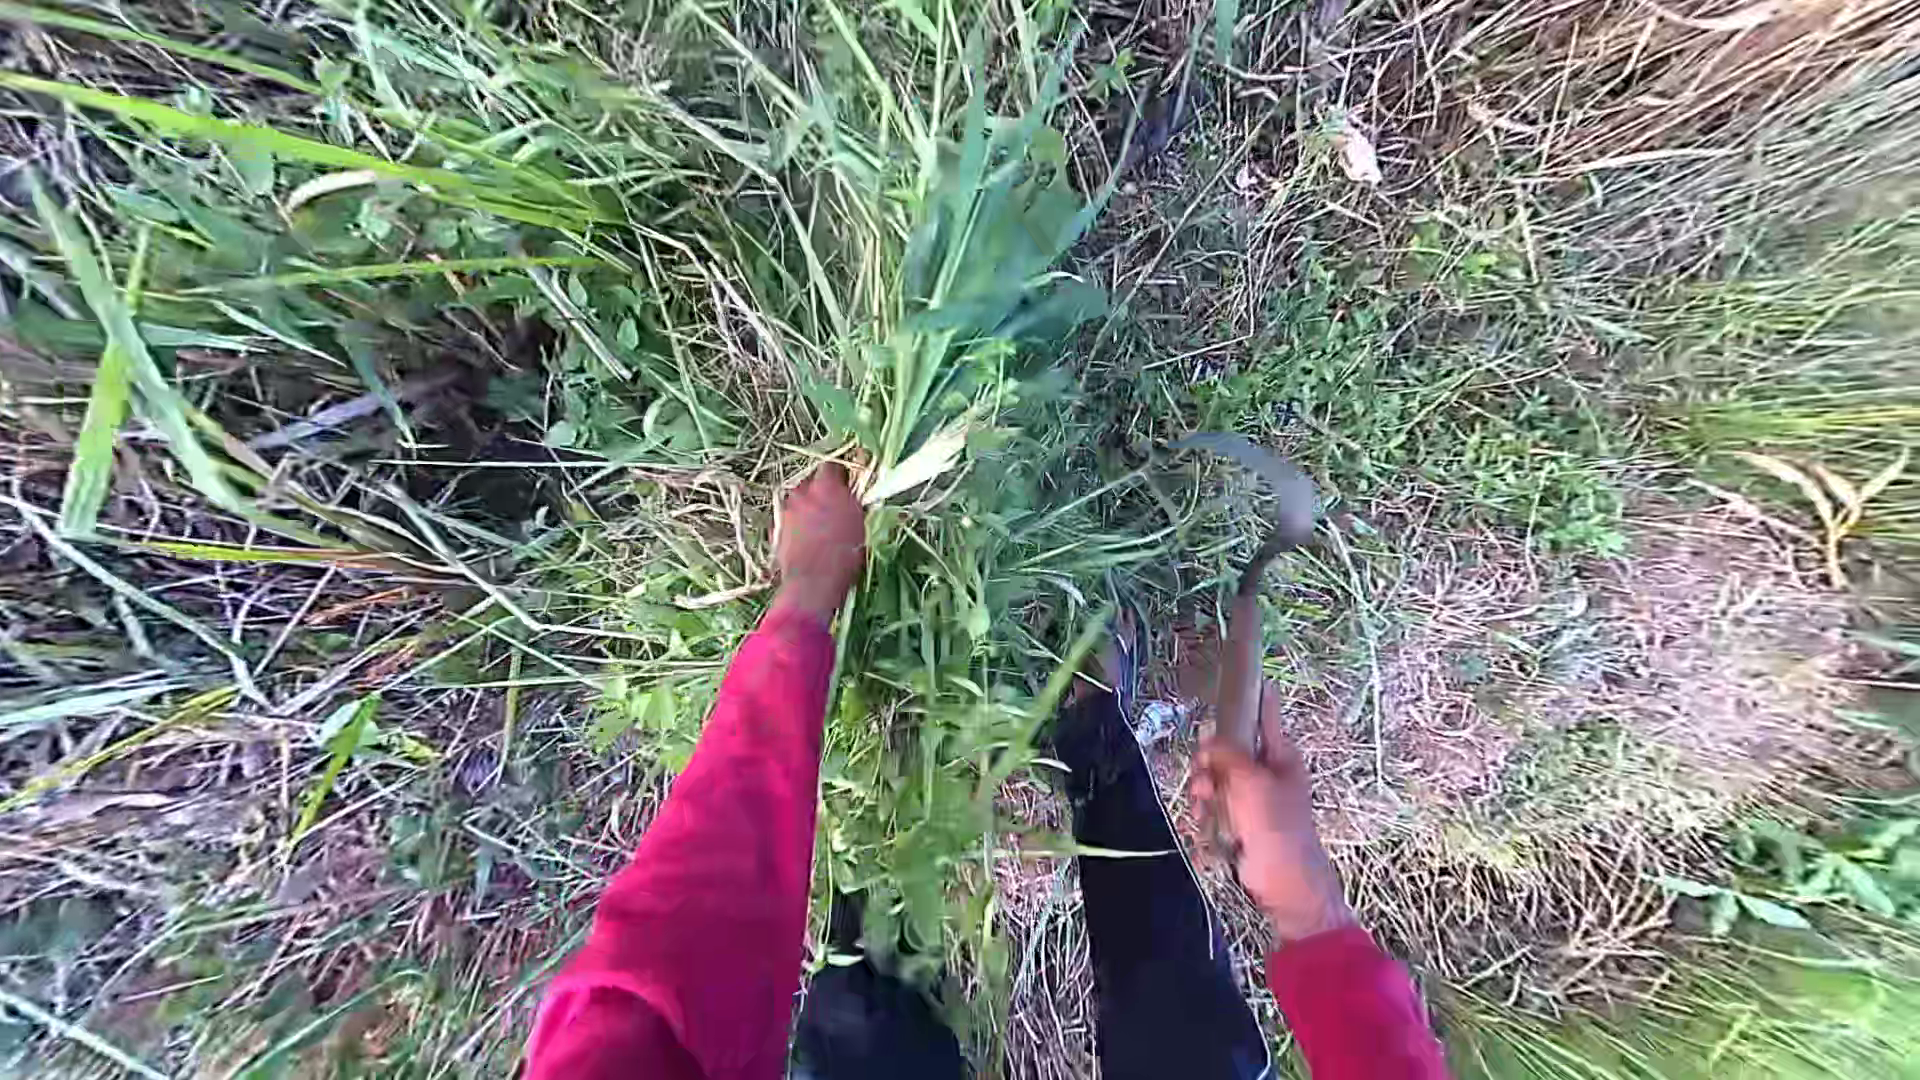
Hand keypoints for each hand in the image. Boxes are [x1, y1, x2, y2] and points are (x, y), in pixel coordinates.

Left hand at [770, 462, 864, 623]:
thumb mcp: (859, 525)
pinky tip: (809, 541)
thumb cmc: (844, 555)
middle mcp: (803, 493)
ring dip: (809, 509)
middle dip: (822, 492)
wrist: (813, 583)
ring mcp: (786, 511)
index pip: (832, 466)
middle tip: (836, 507)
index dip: (840, 474)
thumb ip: (853, 503)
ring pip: (799, 502)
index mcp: (827, 487)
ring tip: (822, 527)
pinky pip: (790, 520)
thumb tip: (853, 495)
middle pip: (812, 483)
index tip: (847, 483)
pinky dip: (798, 526)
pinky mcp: (777, 529)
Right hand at [1191, 686, 1353, 942]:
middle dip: (1209, 761)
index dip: (1254, 693)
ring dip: (1204, 789)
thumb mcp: (1250, 782)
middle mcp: (1265, 771)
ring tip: (1204, 804)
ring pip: (1214, 775)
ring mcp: (1251, 796)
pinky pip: (1212, 802)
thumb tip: (1208, 732)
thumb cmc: (1276, 827)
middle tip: (1204, 773)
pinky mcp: (1239, 819)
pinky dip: (1204, 810)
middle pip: (1227, 746)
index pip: (1265, 713)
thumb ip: (1227, 752)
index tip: (1245, 672)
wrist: (1286, 887)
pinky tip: (1204, 822)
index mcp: (1280, 756)